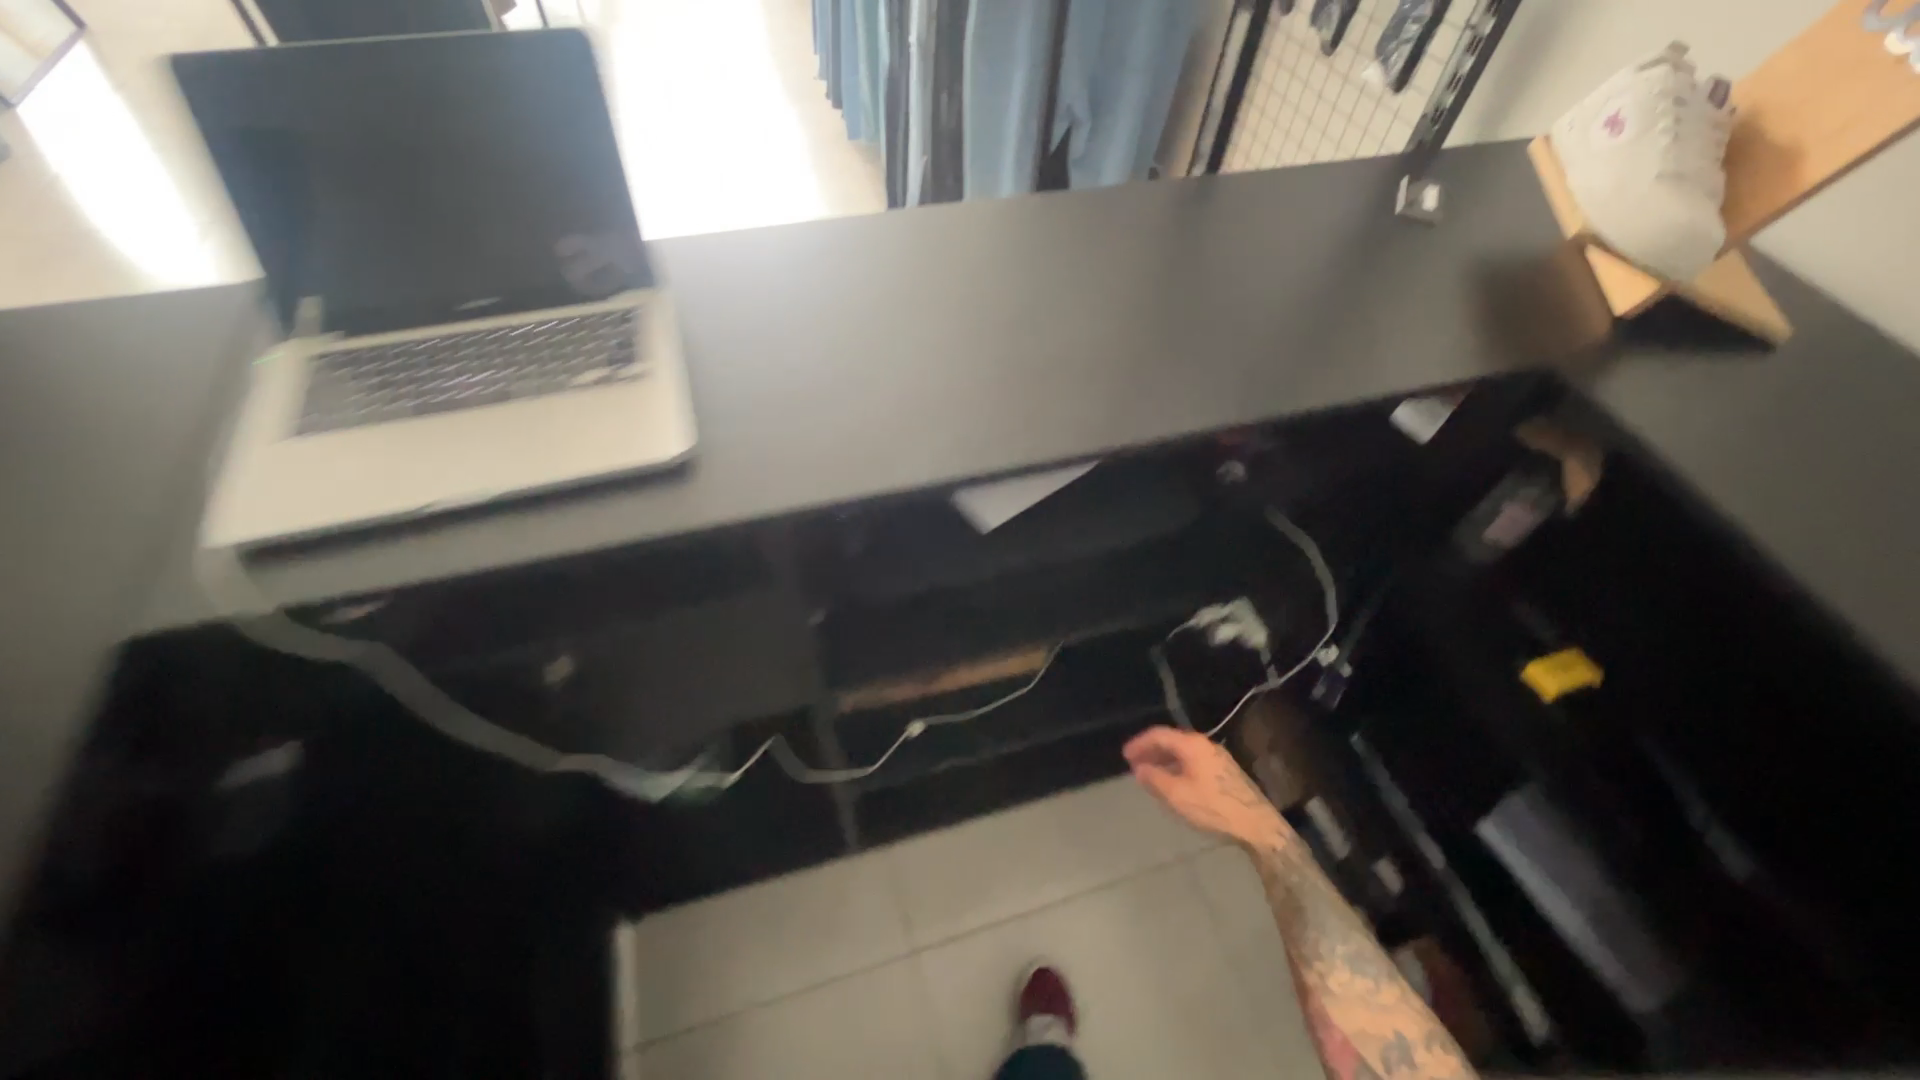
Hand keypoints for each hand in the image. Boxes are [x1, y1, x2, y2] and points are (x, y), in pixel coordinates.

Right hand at [1124, 726, 1285, 848]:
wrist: (1256, 824)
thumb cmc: (1212, 807)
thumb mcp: (1176, 795)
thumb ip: (1154, 779)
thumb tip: (1140, 769)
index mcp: (1192, 745)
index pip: (1159, 735)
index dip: (1139, 743)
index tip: (1125, 755)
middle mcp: (1205, 745)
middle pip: (1172, 741)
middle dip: (1151, 751)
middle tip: (1134, 764)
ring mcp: (1217, 758)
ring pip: (1183, 753)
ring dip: (1164, 761)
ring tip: (1150, 774)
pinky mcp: (1224, 772)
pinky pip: (1193, 762)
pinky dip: (1177, 768)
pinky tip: (1173, 783)